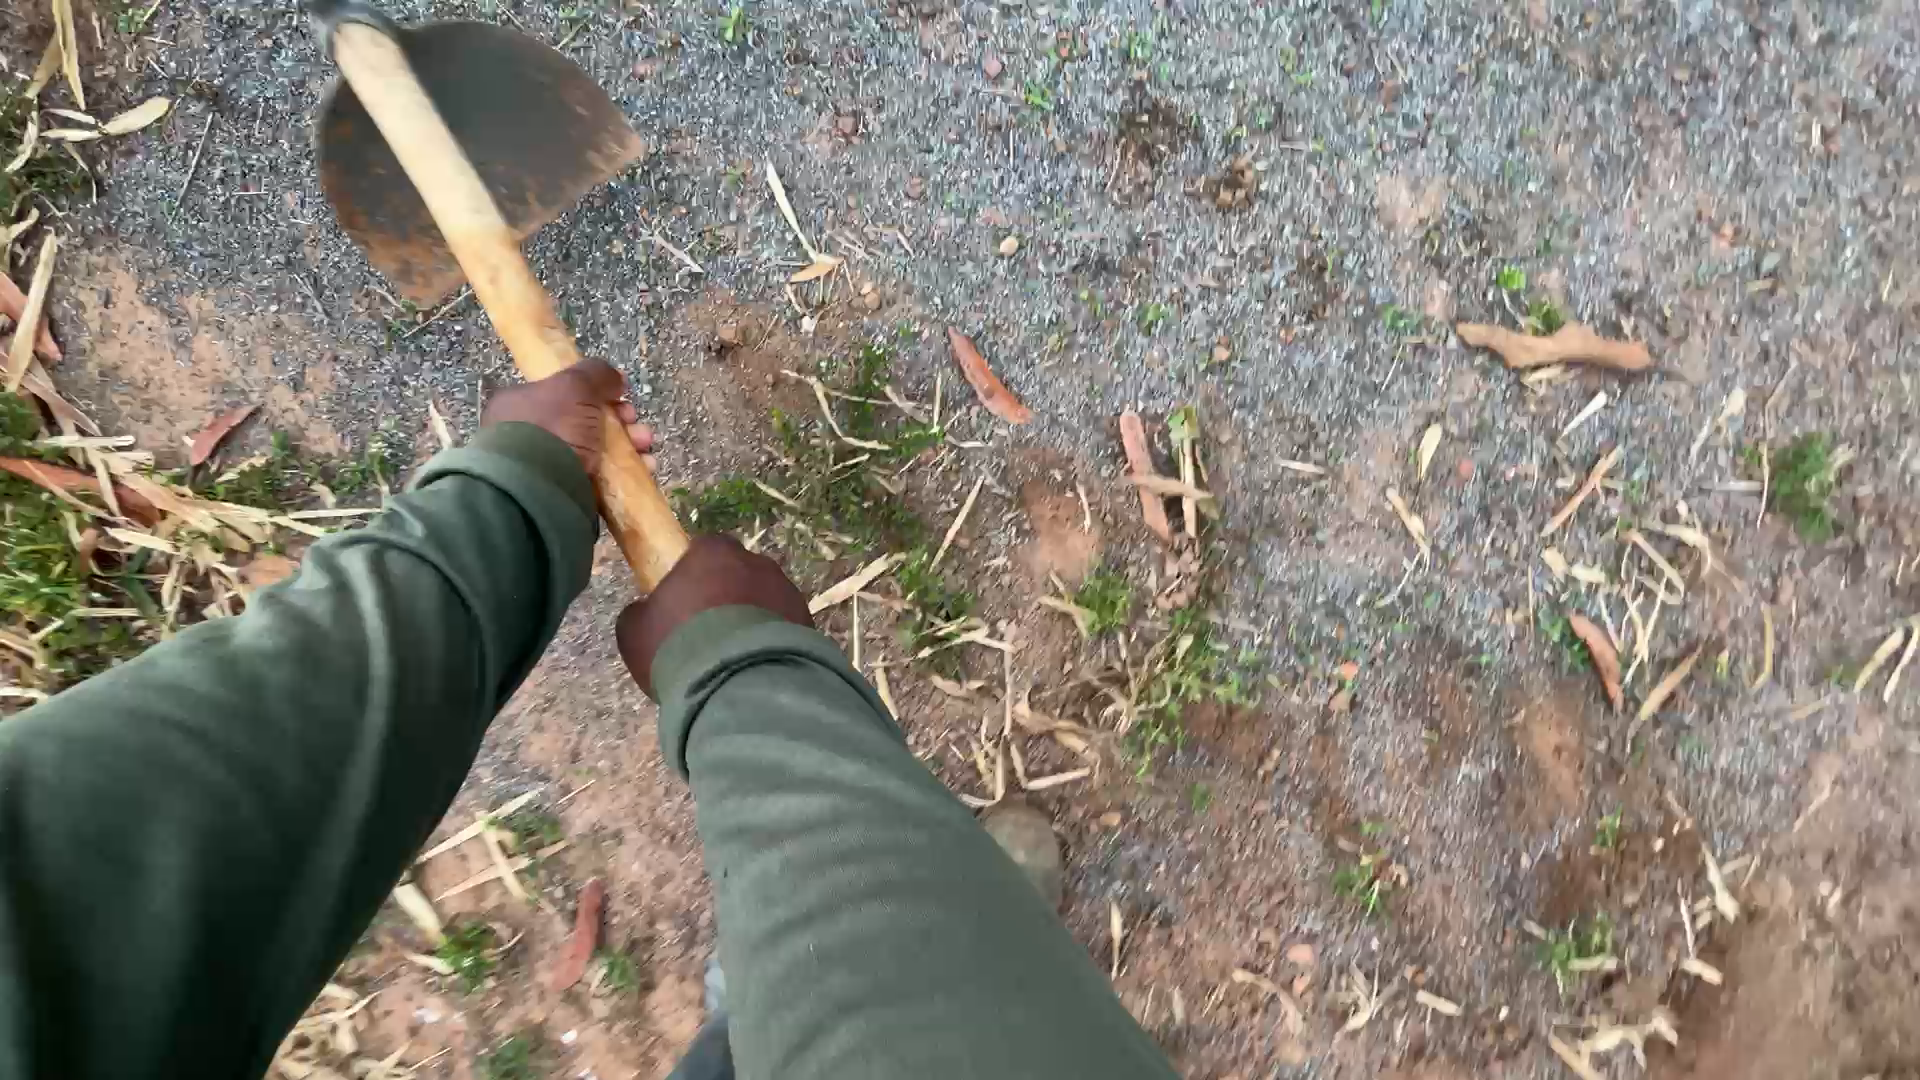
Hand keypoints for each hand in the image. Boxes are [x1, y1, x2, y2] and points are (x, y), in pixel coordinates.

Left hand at [480, 359, 652, 475]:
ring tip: (646, 447)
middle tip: (637, 427)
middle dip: (621, 422)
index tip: (621, 397)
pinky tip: (644, 468)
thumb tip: (615, 377)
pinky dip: (625, 471)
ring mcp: (550, 465)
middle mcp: (532, 434)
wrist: (540, 488)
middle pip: (588, 422)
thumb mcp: (574, 386)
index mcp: (522, 404)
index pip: (565, 394)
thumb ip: (596, 374)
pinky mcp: (569, 490)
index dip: (598, 394)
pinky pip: (603, 477)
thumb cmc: (553, 428)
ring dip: (629, 446)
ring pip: (599, 450)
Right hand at [617, 535, 812, 697]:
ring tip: (735, 657)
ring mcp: (788, 590)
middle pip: (740, 574)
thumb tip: (648, 611)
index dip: (693, 576)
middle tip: (710, 634)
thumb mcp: (635, 631)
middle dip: (728, 597)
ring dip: (753, 620)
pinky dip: (772, 642)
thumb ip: (642, 612)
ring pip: (766, 601)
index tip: (684, 605)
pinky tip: (758, 666)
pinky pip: (784, 627)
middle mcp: (757, 562)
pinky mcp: (808, 621)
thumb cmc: (678, 646)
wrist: (739, 682)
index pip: (704, 550)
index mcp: (714, 552)